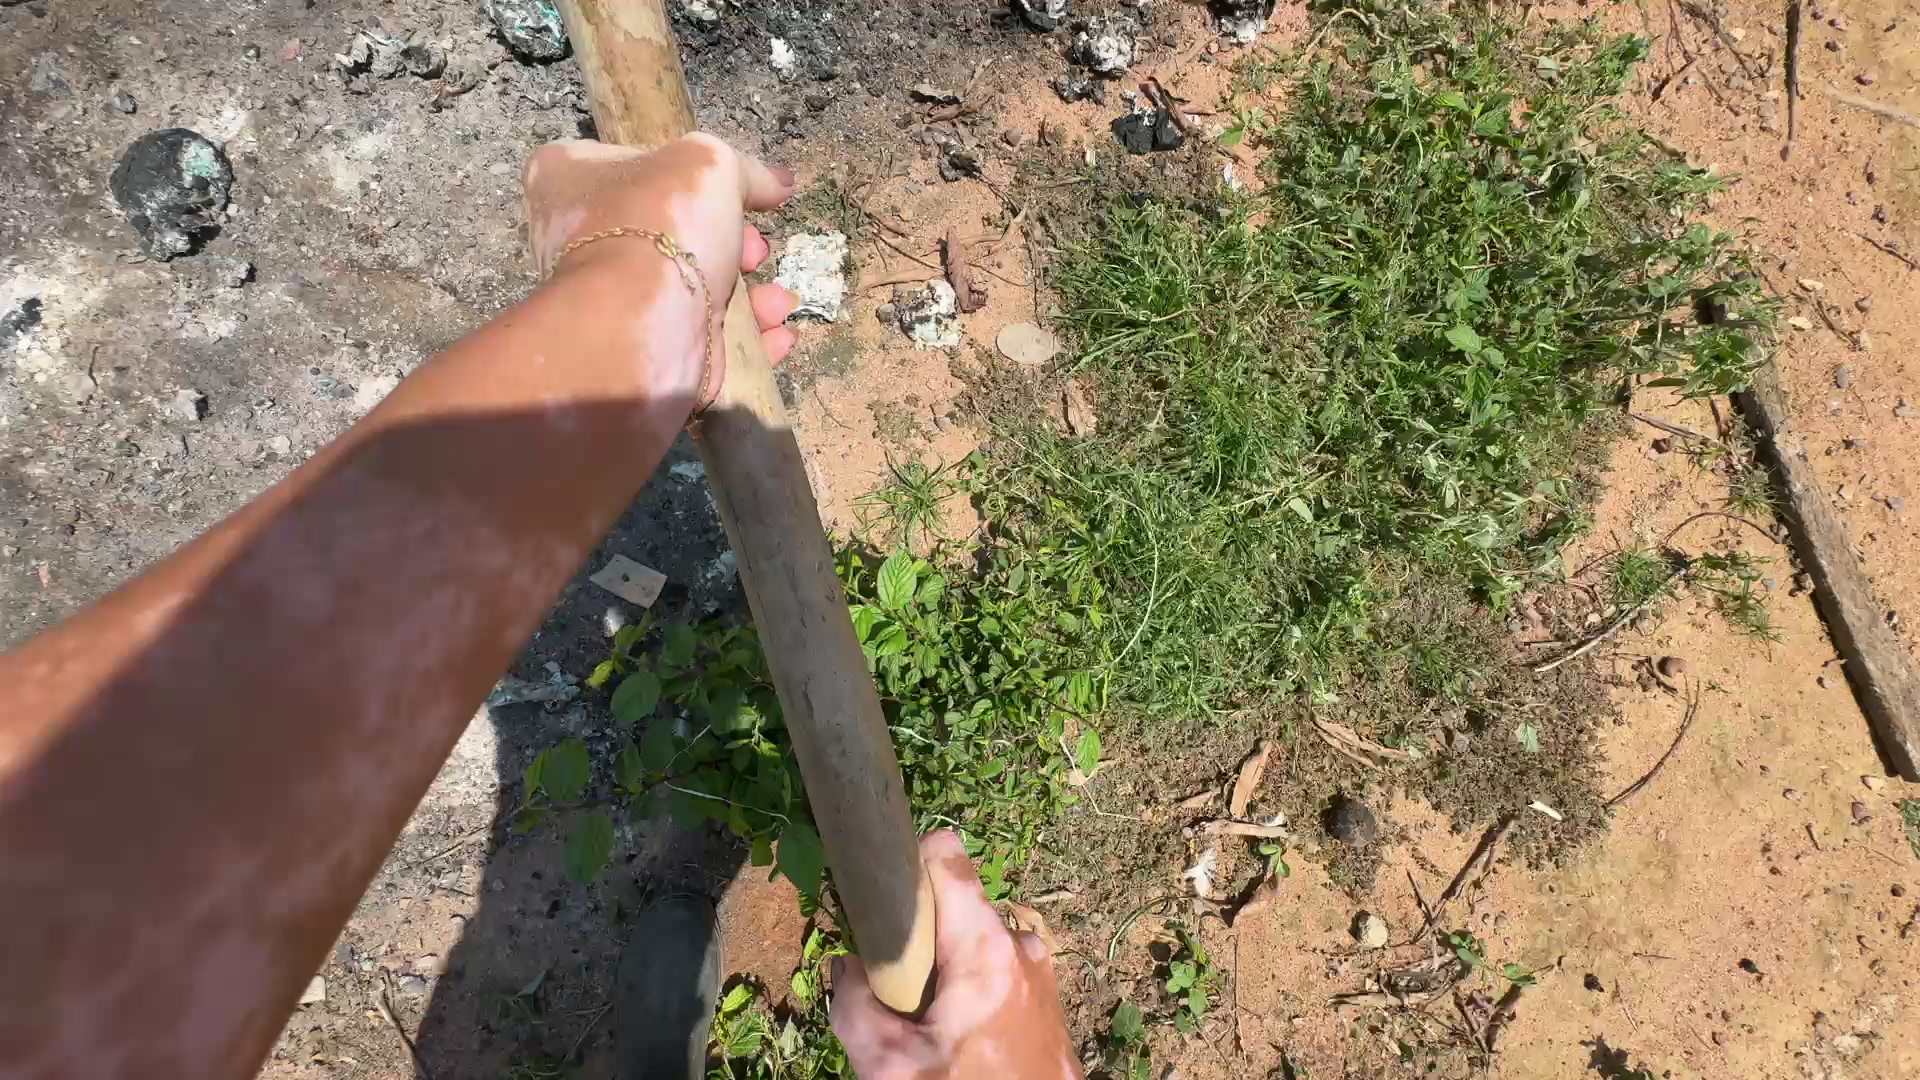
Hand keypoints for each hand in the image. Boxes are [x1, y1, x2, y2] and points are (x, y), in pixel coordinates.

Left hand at [522, 134, 798, 407]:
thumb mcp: (709, 164)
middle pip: (681, 236)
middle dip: (736, 247)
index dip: (697, 180)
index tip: (737, 196)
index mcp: (571, 180)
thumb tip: (778, 183)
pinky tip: (780, 332)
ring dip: (755, 297)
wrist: (644, 327)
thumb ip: (746, 169)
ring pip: (702, 294)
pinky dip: (751, 336)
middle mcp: (588, 242)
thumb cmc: (661, 226)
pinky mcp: (653, 352)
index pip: (639, 166)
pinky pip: (712, 339)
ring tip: (779, 300)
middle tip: (755, 252)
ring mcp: (623, 304)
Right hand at [831, 831, 1082, 1079]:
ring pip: (978, 937)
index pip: (946, 853)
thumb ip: (854, 1007)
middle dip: (924, 930)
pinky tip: (963, 1035)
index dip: (909, 861)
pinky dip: (975, 983)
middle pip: (957, 902)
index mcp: (985, 944)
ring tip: (931, 1019)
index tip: (883, 895)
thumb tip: (847, 966)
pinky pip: (1000, 966)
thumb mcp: (889, 1071)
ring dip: (951, 963)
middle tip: (899, 983)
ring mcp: (1039, 969)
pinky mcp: (1048, 996)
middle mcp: (1019, 943)